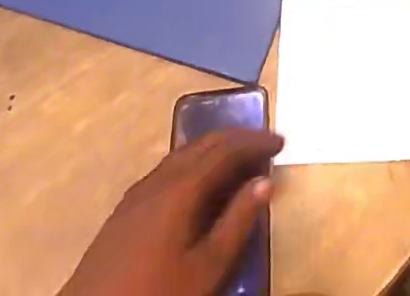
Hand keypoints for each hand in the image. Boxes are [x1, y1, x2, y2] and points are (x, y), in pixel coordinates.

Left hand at [60, 129, 281, 295]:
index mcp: (182, 188)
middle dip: (238, 139)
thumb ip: (237, 224)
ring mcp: (140, 191)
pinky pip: (171, 168)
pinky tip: (202, 185)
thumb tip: (264, 183)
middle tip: (266, 146)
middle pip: (205, 143)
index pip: (226, 149)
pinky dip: (196, 163)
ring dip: (216, 149)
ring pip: (186, 153)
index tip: (281, 142)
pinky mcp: (128, 208)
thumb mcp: (205, 270)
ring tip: (241, 160)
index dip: (255, 141)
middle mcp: (161, 178)